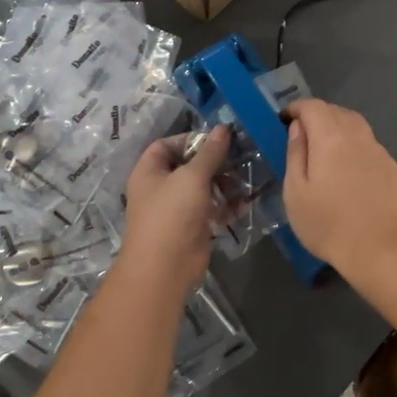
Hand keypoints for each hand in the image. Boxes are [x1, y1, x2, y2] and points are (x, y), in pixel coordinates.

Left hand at [121, 125, 230, 294]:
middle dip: (215, 161)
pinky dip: (228, 205)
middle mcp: (162, 188)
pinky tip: (246, 201)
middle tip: (240, 157)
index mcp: (150, 172)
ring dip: (226, 183)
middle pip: (190, 165)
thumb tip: (223, 128)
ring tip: (246, 179)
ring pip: (205, 187)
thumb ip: (210, 152)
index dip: (190, 139)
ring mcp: (179, 209)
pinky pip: (214, 209)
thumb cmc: (172, 214)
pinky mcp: (195, 226)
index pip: (166, 145)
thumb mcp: (192, 177)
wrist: (166, 268)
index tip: (217, 139)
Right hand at [284, 100, 396, 268]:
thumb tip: (298, 127)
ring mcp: (377, 149)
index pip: (313, 106)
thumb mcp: (296, 191)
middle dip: (316, 115)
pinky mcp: (389, 164)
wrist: (375, 247)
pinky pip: (367, 141)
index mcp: (331, 137)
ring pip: (355, 123)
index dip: (296, 108)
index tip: (284, 120)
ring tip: (323, 146)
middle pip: (336, 110)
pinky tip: (346, 164)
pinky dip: (353, 142)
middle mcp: (358, 135)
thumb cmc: (326, 222)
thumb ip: (296, 152)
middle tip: (301, 134)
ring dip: (337, 125)